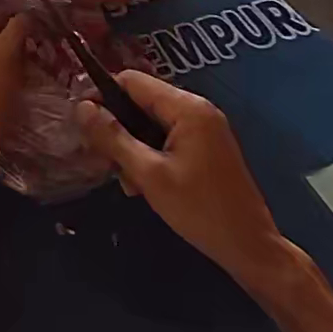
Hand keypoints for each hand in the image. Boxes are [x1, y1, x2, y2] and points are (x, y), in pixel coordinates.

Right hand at [76, 71, 287, 279]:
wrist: (251, 250)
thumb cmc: (200, 210)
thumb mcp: (148, 174)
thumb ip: (113, 137)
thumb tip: (81, 107)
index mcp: (187, 108)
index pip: (131, 81)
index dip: (101, 94)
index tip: (81, 120)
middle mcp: (196, 109)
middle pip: (139, 100)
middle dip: (116, 127)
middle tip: (103, 158)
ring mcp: (202, 128)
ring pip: (148, 121)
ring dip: (130, 146)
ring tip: (126, 180)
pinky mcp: (204, 146)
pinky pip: (163, 136)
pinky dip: (147, 153)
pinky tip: (143, 183)